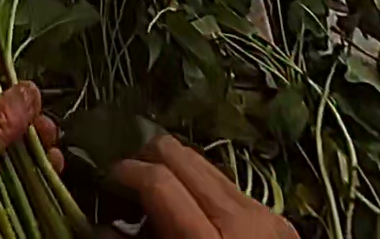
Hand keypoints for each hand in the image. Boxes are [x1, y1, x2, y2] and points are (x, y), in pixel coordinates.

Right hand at [110, 135, 297, 238]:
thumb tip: (99, 226)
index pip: (160, 181)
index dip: (125, 172)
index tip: (104, 179)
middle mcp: (243, 217)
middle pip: (178, 153)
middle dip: (143, 156)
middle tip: (124, 179)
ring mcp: (266, 213)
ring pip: (200, 160)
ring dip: (170, 168)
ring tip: (153, 192)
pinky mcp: (279, 218)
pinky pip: (224, 183)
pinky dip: (198, 186)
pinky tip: (188, 209)